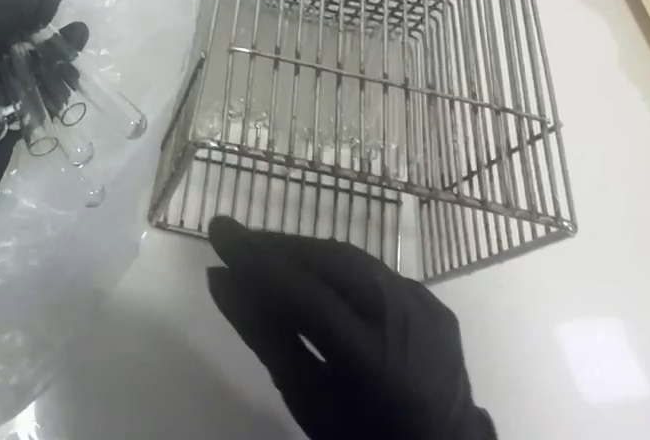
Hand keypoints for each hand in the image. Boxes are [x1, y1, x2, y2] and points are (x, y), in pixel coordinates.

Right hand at [205, 216, 493, 439]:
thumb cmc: (361, 437)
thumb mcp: (306, 398)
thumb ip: (263, 334)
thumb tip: (219, 277)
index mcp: (374, 359)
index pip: (305, 292)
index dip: (257, 259)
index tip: (218, 231)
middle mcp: (406, 318)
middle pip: (329, 262)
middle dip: (276, 246)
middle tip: (233, 241)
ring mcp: (424, 305)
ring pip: (350, 258)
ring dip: (302, 251)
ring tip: (261, 252)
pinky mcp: (431, 300)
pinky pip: (373, 271)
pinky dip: (334, 266)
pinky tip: (306, 271)